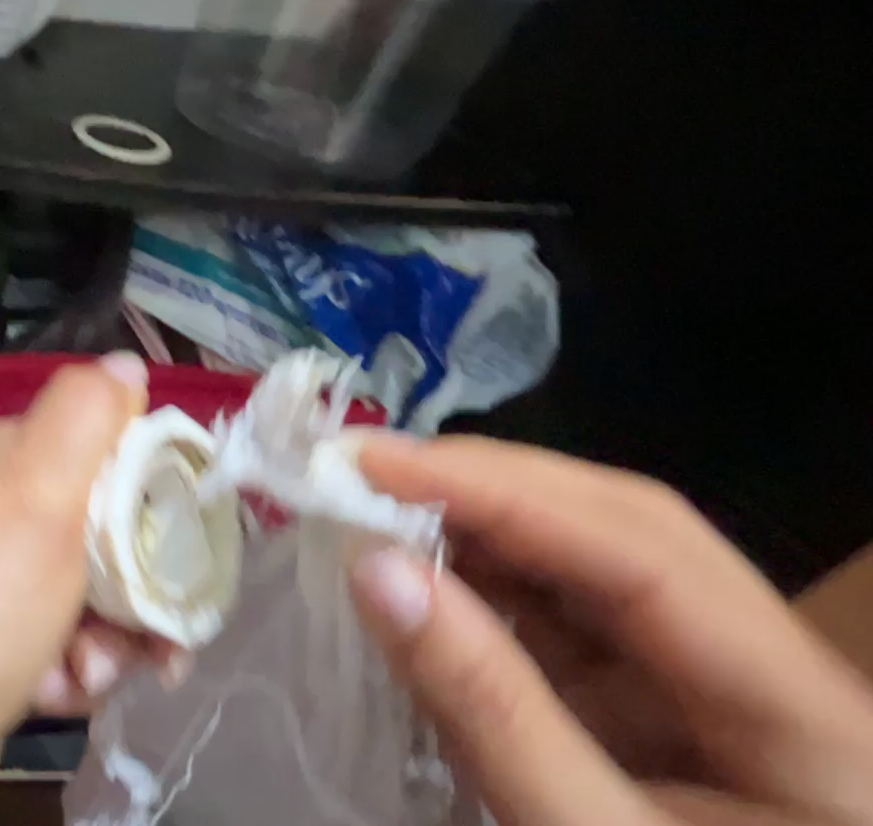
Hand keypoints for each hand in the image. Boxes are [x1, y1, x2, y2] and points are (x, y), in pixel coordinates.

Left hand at [0, 353, 162, 825]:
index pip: (108, 444)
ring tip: (90, 672)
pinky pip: (67, 646)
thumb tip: (124, 358)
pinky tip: (57, 696)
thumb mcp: (32, 497)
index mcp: (7, 460)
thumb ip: (82, 420)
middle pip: (111, 527)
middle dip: (143, 581)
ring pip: (98, 594)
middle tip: (158, 631)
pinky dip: (76, 672)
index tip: (186, 534)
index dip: (157, 486)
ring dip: (115, 637)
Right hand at [346, 434, 872, 825]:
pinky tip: (419, 566)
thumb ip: (486, 706)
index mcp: (802, 710)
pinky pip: (555, 597)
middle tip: (368, 465)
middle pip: (622, 523)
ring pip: (584, 548)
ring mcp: (702, 666)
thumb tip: (371, 566)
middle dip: (487, 483)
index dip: (498, 491)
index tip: (373, 461)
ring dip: (475, 517)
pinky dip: (477, 569)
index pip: (638, 550)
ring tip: (377, 504)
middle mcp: (765, 660)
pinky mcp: (643, 683)